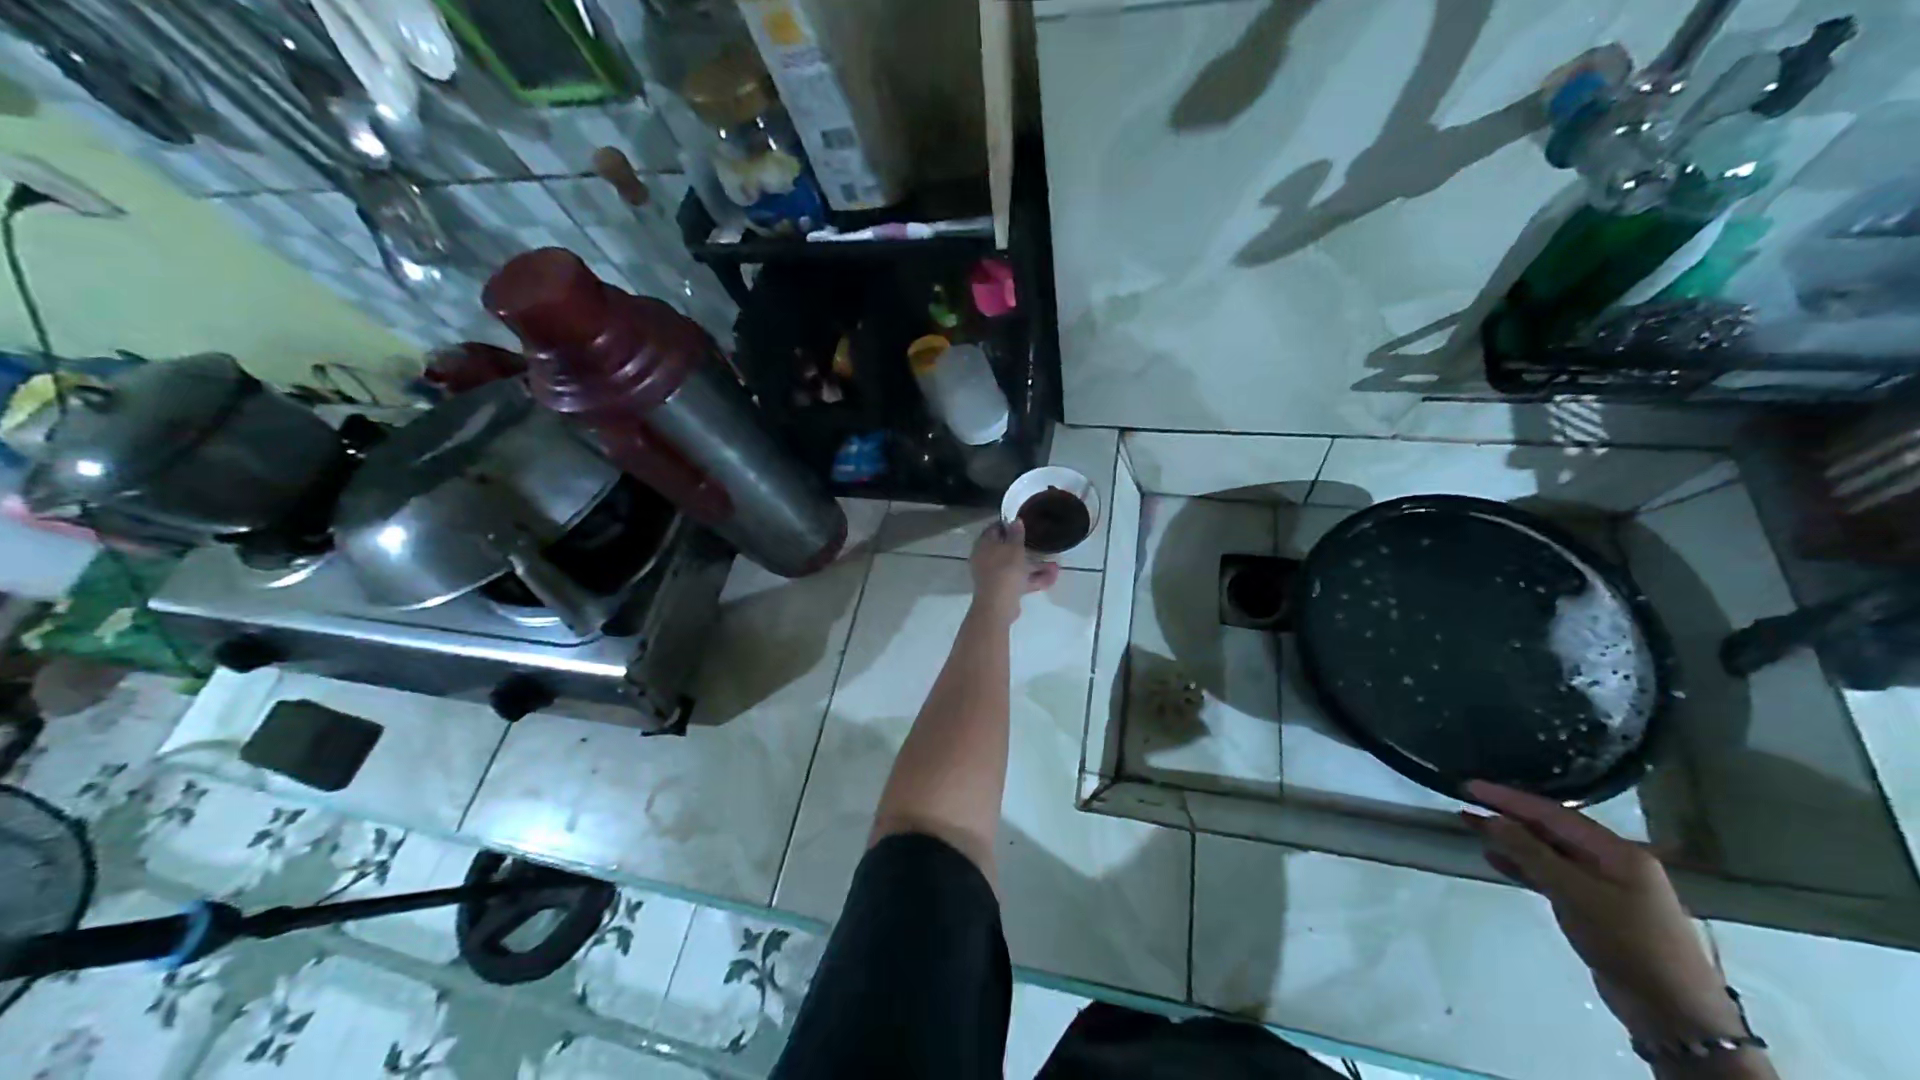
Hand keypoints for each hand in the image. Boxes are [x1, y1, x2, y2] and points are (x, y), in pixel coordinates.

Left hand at [970, 520, 1058, 619]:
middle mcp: (987, 559)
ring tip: (1056, 567)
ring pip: (1016, 566)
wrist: (998, 605)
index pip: (994, 529)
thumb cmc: (1005, 570)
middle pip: (1007, 549)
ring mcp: (995, 575)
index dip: (1008, 525)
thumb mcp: (1014, 548)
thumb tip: (1015, 521)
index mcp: (984, 545)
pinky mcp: (1003, 589)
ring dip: (1035, 566)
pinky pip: (1019, 580)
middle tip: (1042, 545)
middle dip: (1027, 549)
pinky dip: (1033, 579)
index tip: (1024, 524)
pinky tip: (1052, 578)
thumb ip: (1016, 534)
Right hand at [1462, 781, 1743, 1045]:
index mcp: (1617, 851)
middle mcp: (1612, 862)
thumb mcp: (1575, 893)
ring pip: (1549, 853)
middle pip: (1552, 830)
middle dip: (1509, 816)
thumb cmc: (1627, 941)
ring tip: (1473, 828)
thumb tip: (1491, 818)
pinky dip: (1524, 867)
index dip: (1510, 798)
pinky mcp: (1593, 909)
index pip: (1554, 813)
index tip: (1471, 785)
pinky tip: (1496, 861)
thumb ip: (1531, 853)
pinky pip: (1552, 877)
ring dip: (1512, 841)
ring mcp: (1604, 886)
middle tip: (1467, 803)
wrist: (1673, 1011)